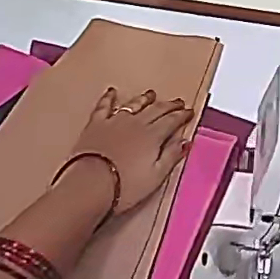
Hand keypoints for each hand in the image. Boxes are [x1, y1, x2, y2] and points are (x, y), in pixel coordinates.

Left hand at [69, 88, 194, 214]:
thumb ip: (171, 156)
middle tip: (177, 102)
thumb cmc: (124, 186)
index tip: (189, 112)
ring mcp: (115, 122)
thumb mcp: (156, 176)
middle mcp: (136, 124)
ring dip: (144, 99)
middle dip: (169, 105)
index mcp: (152, 136)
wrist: (91, 185)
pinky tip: (112, 92)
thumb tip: (185, 142)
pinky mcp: (96, 125)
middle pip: (156, 110)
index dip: (182, 116)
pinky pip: (104, 106)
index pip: (172, 121)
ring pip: (134, 104)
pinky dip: (109, 97)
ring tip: (151, 94)